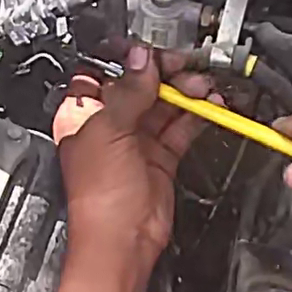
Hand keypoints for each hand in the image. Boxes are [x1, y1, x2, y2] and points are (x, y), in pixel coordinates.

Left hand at [52, 47, 210, 271]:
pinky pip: (179, 129)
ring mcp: (135, 142)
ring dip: (184, 93)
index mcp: (83, 115)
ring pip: (163, 106)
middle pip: (139, 87)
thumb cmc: (100, 196)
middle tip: (186, 67)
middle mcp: (108, 126)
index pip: (107, 74)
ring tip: (202, 86)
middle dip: (165, 75)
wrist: (122, 238)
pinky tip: (208, 105)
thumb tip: (142, 61)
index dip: (130, 61)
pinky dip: (195, 116)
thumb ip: (129, 92)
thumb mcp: (110, 131)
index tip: (154, 53)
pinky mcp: (159, 159)